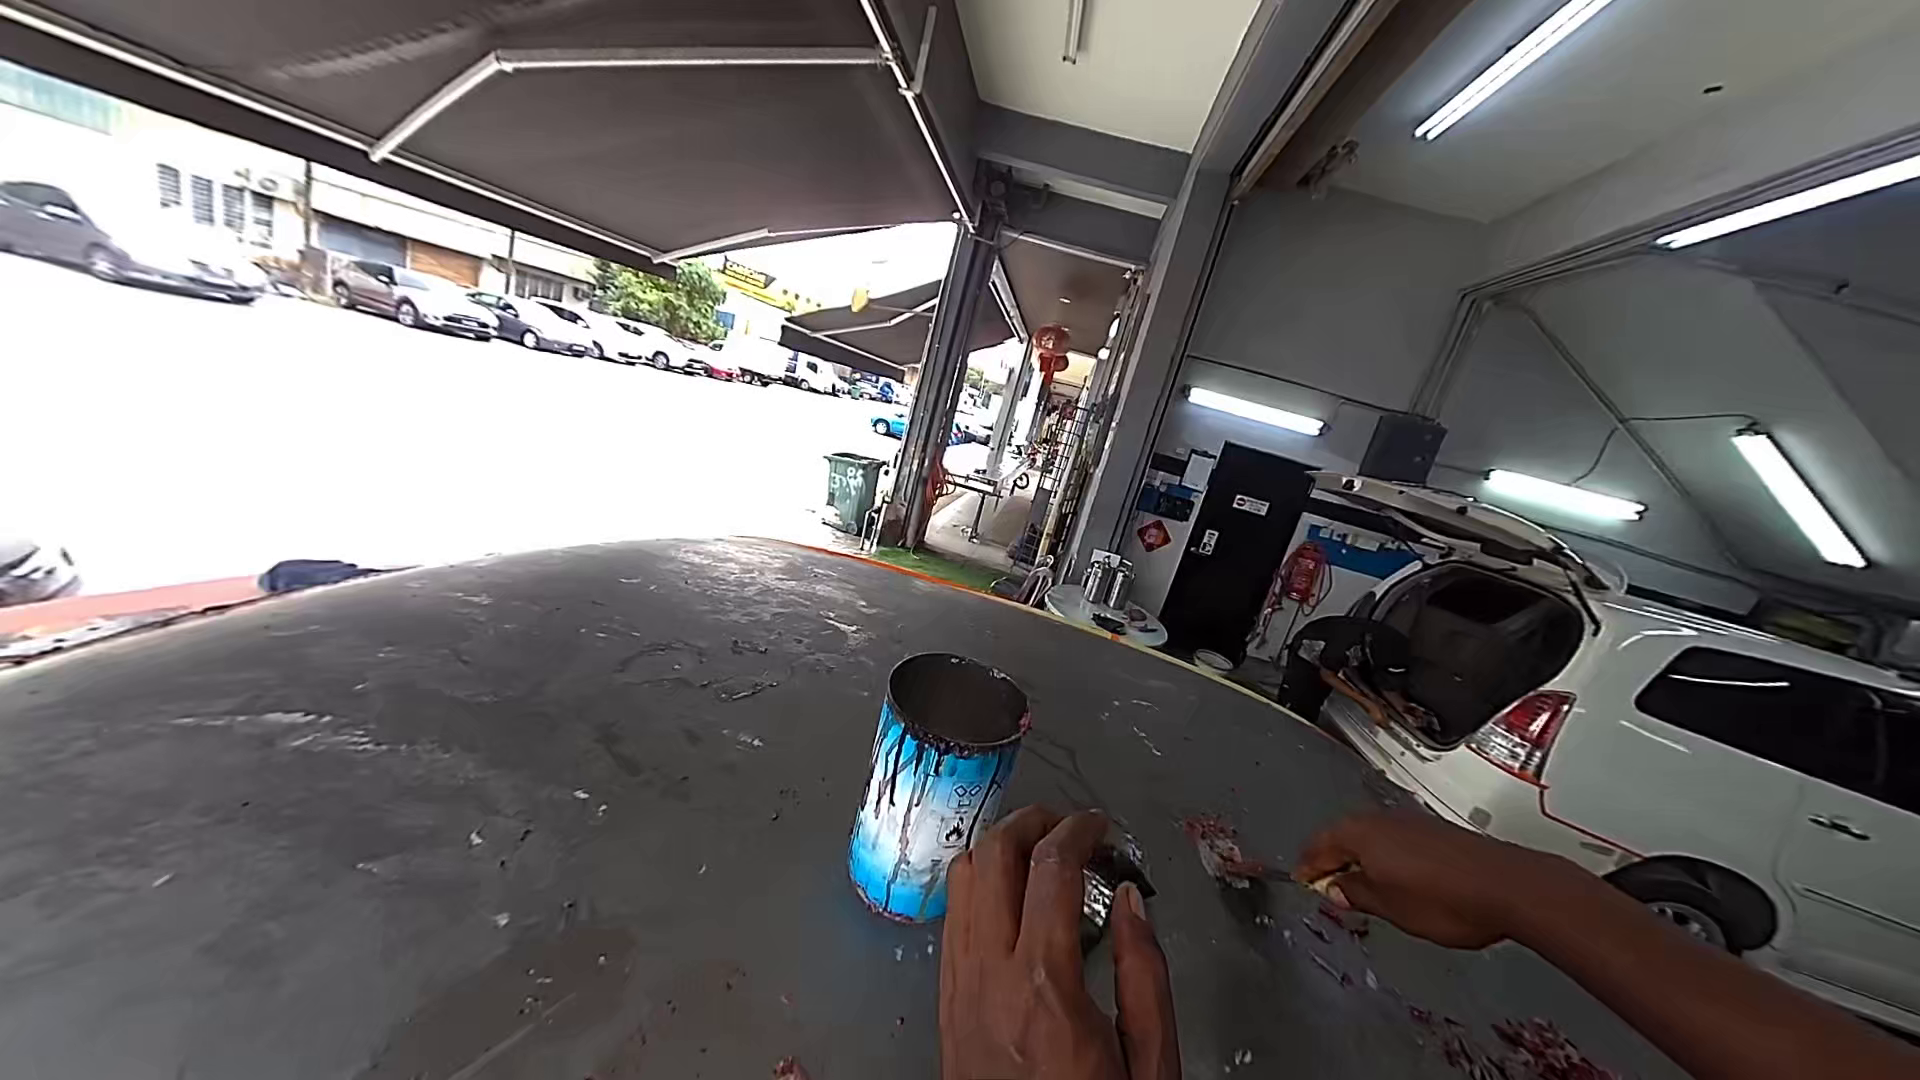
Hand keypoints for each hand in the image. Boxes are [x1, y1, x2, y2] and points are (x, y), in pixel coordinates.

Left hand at [940, 807, 1178, 1079]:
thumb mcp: (1150, 1067)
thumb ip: (1144, 972)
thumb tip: (1131, 899)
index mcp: (1045, 986)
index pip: (1051, 868)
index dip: (1077, 829)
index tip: (1097, 824)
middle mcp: (990, 973)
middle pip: (993, 853)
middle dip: (1031, 820)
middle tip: (1066, 825)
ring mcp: (959, 983)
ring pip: (963, 875)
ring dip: (1000, 846)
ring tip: (1038, 852)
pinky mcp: (946, 998)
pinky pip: (952, 914)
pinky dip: (979, 882)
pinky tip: (1009, 895)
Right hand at [1295, 810, 1582, 949]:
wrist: (1508, 886)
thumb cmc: (1443, 899)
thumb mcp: (1390, 908)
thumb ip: (1356, 896)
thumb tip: (1336, 889)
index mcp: (1355, 834)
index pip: (1317, 848)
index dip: (1308, 868)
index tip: (1302, 882)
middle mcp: (1374, 819)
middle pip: (1340, 838)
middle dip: (1333, 860)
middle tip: (1329, 885)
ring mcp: (1404, 820)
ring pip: (1367, 838)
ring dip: (1359, 858)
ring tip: (1363, 884)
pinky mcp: (1430, 828)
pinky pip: (1392, 839)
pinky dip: (1384, 855)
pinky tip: (1397, 876)